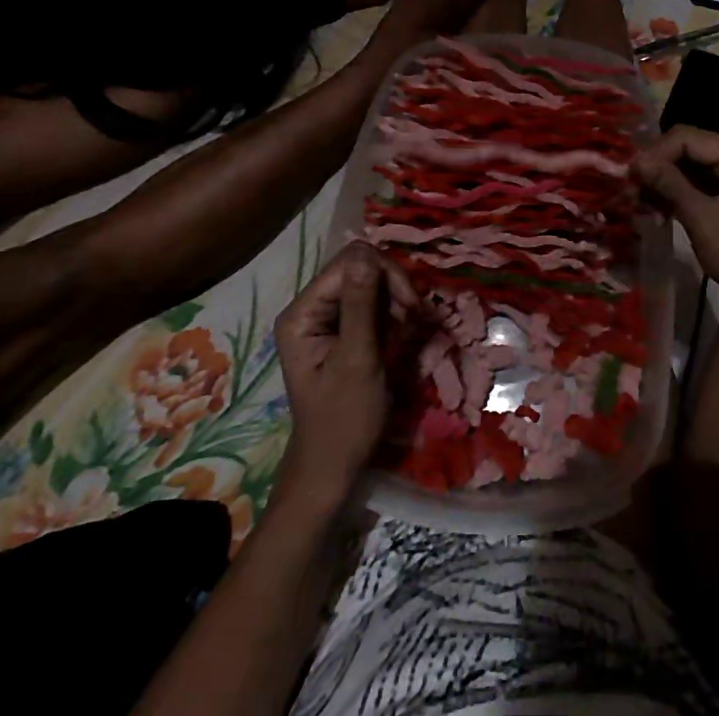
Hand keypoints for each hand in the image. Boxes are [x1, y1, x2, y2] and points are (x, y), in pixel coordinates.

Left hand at [273, 243, 415, 504]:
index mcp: (302, 313)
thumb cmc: (344, 417)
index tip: (412, 307)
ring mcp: (328, 318)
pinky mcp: (345, 329)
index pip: (349, 263)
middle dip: (393, 288)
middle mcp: (311, 308)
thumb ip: (361, 305)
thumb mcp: (356, 360)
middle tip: (416, 318)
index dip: (384, 276)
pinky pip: (374, 303)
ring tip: (413, 327)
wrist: (334, 463)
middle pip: (360, 268)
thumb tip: (366, 254)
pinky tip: (407, 330)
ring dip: (398, 301)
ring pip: (371, 284)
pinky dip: (395, 313)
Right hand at [634, 127, 718, 324]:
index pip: (689, 138)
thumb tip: (636, 162)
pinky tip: (651, 208)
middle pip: (685, 147)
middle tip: (629, 189)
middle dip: (656, 165)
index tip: (630, 177)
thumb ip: (671, 185)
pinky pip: (688, 181)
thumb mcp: (704, 220)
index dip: (657, 152)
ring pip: (683, 164)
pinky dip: (669, 191)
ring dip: (659, 180)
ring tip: (637, 201)